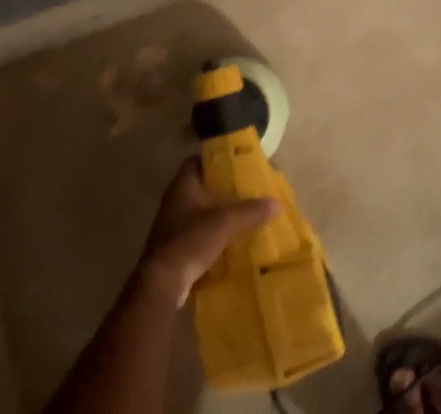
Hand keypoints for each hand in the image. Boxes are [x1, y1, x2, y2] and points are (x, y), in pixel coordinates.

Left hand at [139, 157, 280, 306]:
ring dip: (220, 213)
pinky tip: (233, 240)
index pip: (196, 161)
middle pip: (201, 186)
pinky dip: (215, 234)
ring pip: (201, 211)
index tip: (236, 164)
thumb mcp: (225, 222)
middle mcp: (175, 201)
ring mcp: (174, 225)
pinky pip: (199, 233)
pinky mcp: (177, 247)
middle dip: (223, 189)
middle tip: (248, 190)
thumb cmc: (190, 240)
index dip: (215, 159)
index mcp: (183, 185)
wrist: (163, 282)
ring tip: (246, 215)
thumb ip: (251, 210)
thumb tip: (277, 203)